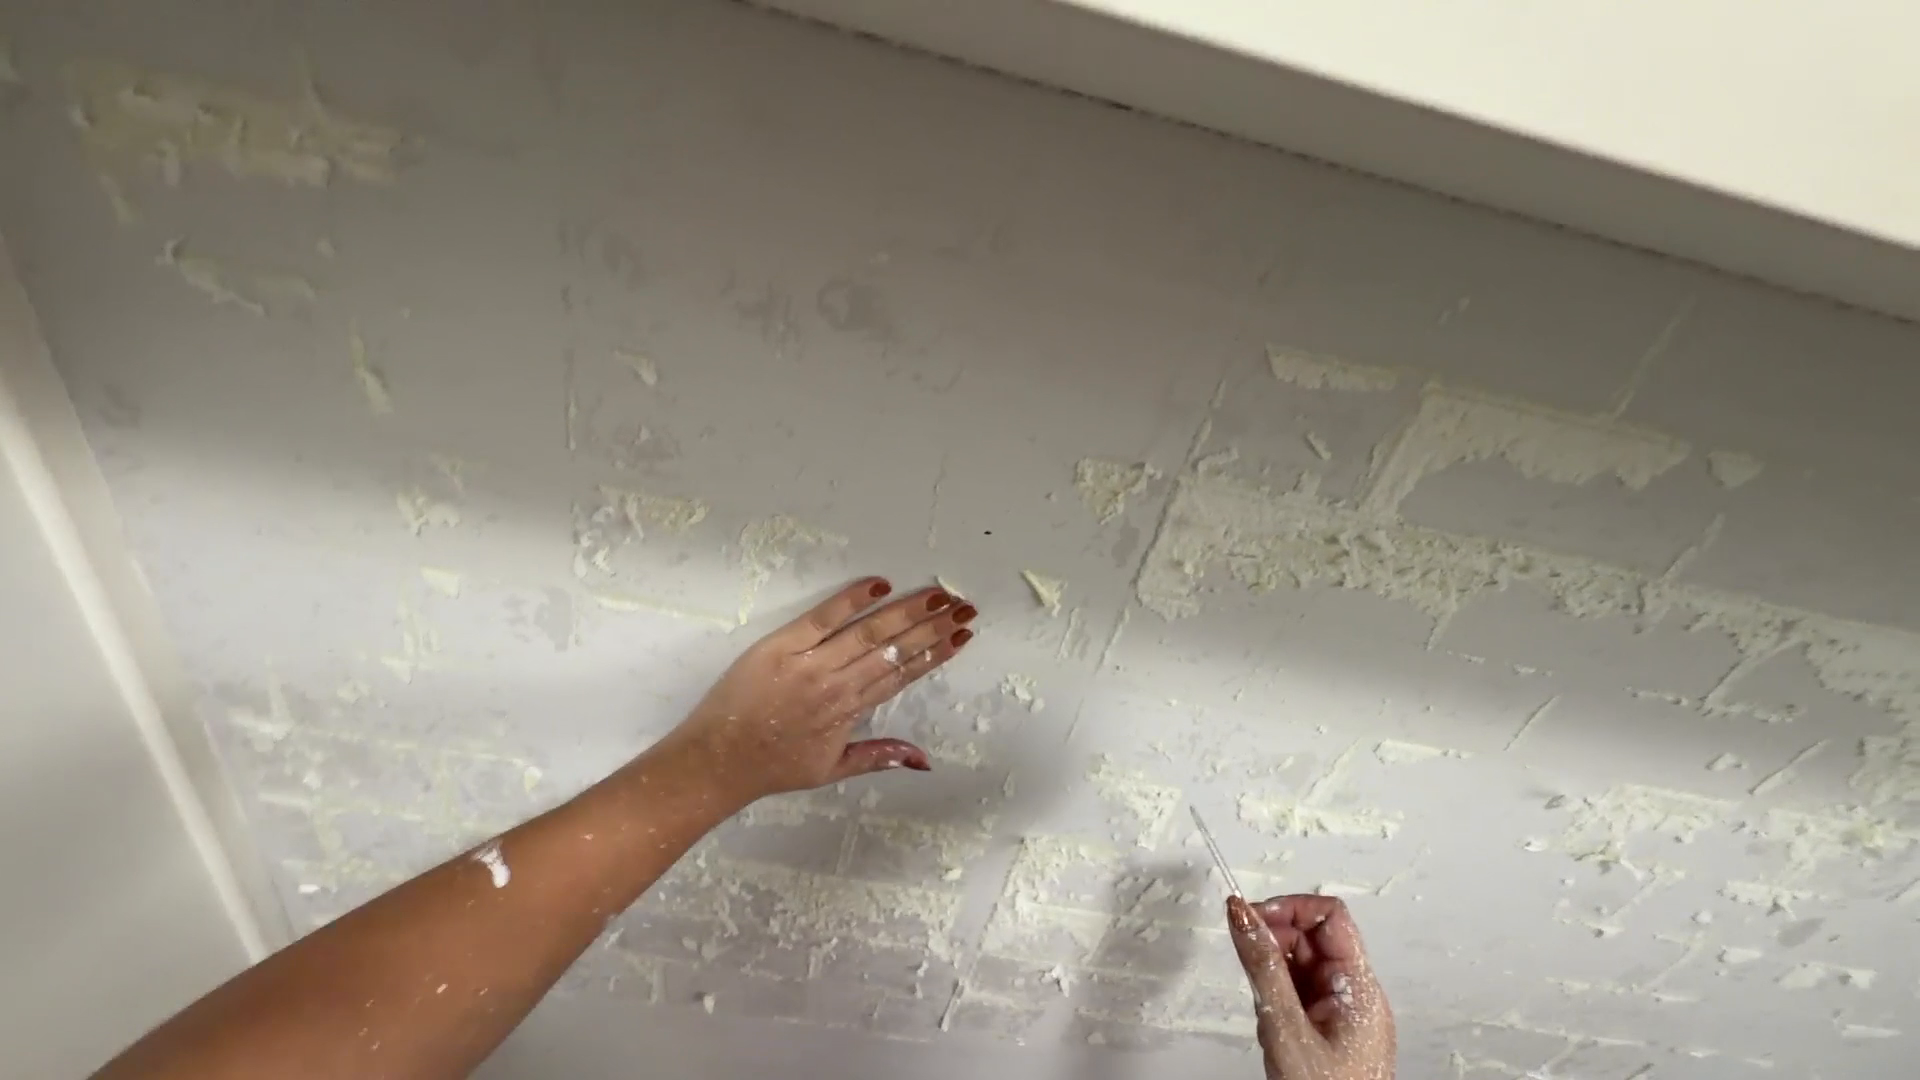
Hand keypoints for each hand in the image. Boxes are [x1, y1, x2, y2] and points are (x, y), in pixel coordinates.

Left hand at [665, 577, 974, 802]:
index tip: (963, 635)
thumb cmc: (773, 766)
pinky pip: (822, 617)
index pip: (903, 674)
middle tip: (964, 606)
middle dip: (934, 625)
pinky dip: (850, 599)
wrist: (717, 761)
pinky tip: (878, 584)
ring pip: (869, 631)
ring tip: (938, 595)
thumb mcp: (832, 769)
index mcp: (851, 710)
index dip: (937, 653)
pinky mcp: (781, 645)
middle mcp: (838, 684)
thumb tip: (925, 761)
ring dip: (907, 611)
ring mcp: (810, 662)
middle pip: (895, 647)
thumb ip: (879, 756)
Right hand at [1227, 894, 1394, 1079]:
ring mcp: (1345, 1012)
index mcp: (1359, 988)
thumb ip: (1261, 965)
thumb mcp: (1284, 1027)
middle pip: (1314, 934)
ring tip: (1262, 1001)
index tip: (1254, 921)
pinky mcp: (1331, 1028)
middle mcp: (1357, 993)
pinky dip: (1278, 989)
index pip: (1330, 916)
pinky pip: (1301, 986)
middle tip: (1247, 958)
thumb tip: (1239, 910)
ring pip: (1304, 959)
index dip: (1290, 908)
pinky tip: (1270, 1015)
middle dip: (1276, 937)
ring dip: (1274, 965)